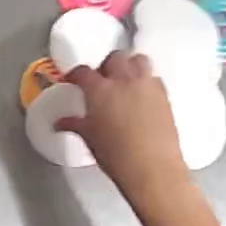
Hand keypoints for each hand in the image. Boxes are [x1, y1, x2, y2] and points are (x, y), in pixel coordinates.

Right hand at [55, 54, 188, 193]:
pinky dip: (144, 80)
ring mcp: (147, 85)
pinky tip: (139, 96)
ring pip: (138, 60)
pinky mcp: (164, 95)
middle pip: (114, 58)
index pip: (83, 72)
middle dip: (105, 65)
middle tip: (99, 79)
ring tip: (122, 80)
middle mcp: (124, 81)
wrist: (151, 167)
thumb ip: (74, 124)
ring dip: (128, 65)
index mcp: (100, 90)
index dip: (75, 74)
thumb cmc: (115, 154)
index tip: (73, 80)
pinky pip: (153, 77)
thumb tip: (61, 122)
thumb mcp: (89, 138)